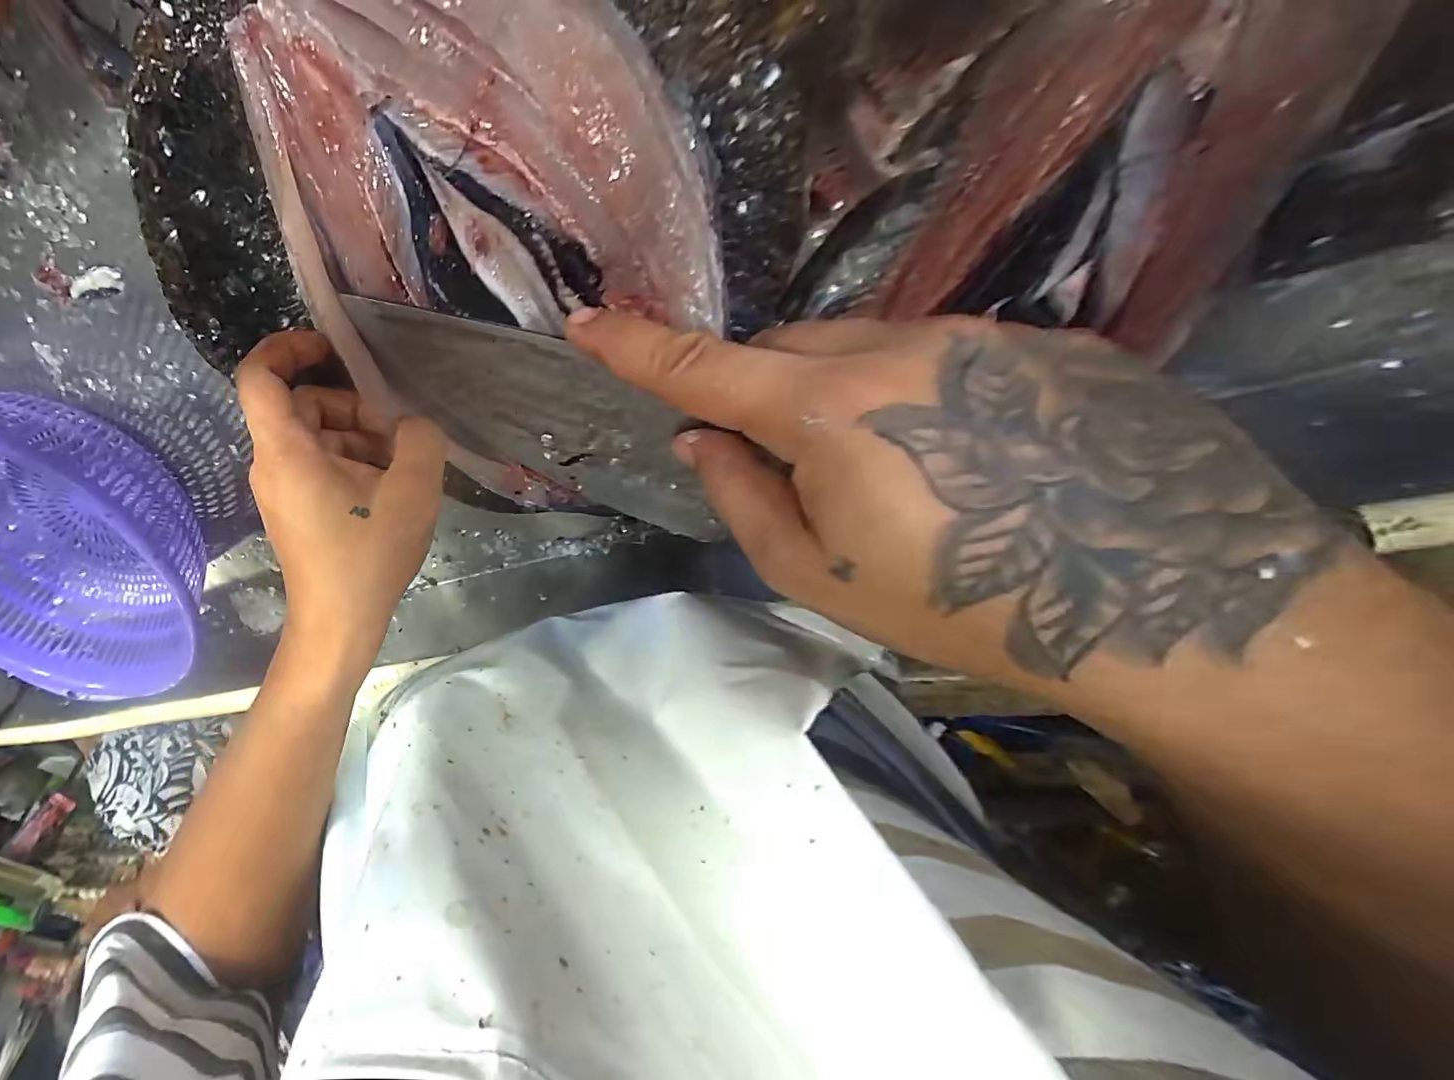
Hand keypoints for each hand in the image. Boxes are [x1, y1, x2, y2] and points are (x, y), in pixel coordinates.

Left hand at [236, 330, 447, 659]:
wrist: (340, 623)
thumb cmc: (369, 556)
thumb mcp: (412, 490)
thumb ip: (419, 438)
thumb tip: (410, 427)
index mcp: (286, 451)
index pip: (259, 377)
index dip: (287, 348)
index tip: (329, 348)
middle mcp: (272, 464)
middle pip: (302, 406)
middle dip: (352, 406)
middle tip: (395, 434)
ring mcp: (282, 489)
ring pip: (317, 436)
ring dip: (360, 438)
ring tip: (400, 468)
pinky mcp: (296, 508)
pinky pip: (320, 465)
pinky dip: (353, 462)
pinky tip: (388, 489)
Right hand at [566, 309, 1342, 688]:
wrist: (1164, 609)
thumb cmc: (952, 604)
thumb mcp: (810, 571)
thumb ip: (738, 493)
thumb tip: (698, 436)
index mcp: (830, 410)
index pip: (703, 367)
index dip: (636, 346)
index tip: (585, 321)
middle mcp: (899, 348)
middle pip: (784, 349)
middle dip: (761, 394)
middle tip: (785, 467)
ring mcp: (980, 337)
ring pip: (859, 347)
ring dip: (838, 397)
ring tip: (893, 478)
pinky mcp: (1046, 346)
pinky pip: (934, 355)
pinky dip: (909, 394)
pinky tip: (961, 461)